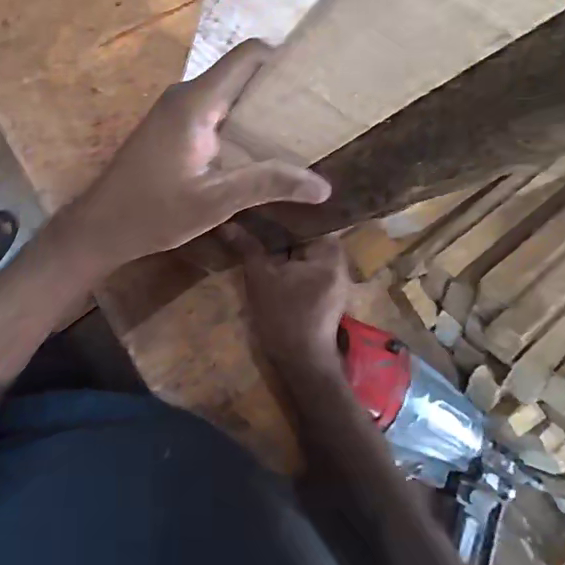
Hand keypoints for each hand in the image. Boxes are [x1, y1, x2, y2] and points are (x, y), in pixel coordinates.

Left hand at [57, 40, 330, 270]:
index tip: (316, 78)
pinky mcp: (175, 125)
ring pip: (231, 91)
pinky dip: (244, 120)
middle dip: (280, 85)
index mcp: (197, 101)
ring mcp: (178, 108)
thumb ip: (267, 184)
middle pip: (243, 71)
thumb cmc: (152, 212)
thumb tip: (323, 186)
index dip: (283, 58)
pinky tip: (264, 148)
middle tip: (318, 109)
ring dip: (263, 106)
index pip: (248, 56)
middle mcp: (187, 94)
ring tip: (301, 128)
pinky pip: (217, 109)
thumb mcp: (215, 201)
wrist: (100, 226)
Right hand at [219, 224, 349, 374]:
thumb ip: (248, 247)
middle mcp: (338, 260)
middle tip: (253, 214)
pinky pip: (305, 266)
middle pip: (305, 234)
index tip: (260, 200)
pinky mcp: (325, 291)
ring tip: (255, 230)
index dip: (281, 210)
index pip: (307, 218)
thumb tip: (226, 223)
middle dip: (280, 228)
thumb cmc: (284, 317)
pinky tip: (266, 254)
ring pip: (303, 251)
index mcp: (330, 251)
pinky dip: (288, 261)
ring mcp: (334, 277)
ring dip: (282, 246)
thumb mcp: (261, 278)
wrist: (301, 363)